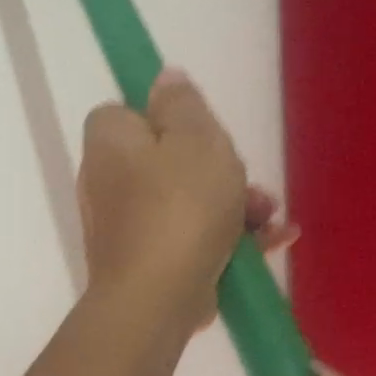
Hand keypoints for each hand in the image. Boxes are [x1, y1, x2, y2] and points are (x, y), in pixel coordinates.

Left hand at [77, 70, 296, 322]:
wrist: (157, 296)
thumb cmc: (179, 207)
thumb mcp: (195, 138)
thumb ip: (182, 103)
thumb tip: (163, 79)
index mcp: (108, 145)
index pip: (122, 113)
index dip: (162, 114)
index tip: (198, 127)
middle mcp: (106, 184)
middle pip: (165, 158)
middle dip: (218, 166)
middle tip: (243, 177)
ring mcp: (124, 226)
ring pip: (186, 198)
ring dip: (234, 204)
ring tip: (266, 216)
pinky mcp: (146, 260)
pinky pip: (189, 235)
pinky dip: (226, 236)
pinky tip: (270, 240)